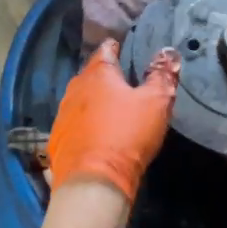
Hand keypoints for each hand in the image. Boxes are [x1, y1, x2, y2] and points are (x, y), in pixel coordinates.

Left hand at [47, 40, 179, 202]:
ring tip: (110, 108)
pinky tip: (94, 133)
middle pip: (91, 74)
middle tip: (123, 82)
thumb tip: (168, 52)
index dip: (117, 47)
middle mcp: (75, 87)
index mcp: (98, 73)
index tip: (125, 49)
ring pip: (80, 98)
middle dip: (105, 76)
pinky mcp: (58, 138)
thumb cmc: (127, 134)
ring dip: (93, 101)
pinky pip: (74, 123)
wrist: (93, 180)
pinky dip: (84, 124)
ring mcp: (62, 113)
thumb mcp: (156, 103)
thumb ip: (162, 76)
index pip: (106, 49)